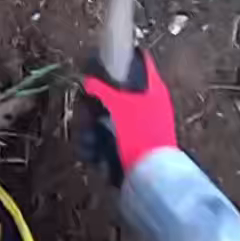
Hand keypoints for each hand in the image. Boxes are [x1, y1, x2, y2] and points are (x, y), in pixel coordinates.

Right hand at [81, 48, 176, 183]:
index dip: (115, 60)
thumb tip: (89, 78)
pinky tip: (97, 156)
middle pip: (111, 92)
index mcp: (151, 87)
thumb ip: (101, 87)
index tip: (95, 66)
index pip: (136, 61)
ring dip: (91, 132)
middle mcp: (145, 104)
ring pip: (104, 118)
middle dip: (92, 108)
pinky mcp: (127, 147)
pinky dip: (97, 148)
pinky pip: (105, 140)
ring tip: (93, 144)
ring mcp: (136, 127)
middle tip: (88, 117)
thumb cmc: (140, 135)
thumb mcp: (118, 105)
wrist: (151, 180)